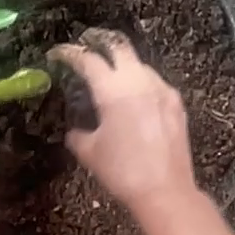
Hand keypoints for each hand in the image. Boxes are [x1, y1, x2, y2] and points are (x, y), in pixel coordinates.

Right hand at [48, 28, 197, 215]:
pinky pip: (155, 83)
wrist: (165, 191)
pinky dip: (140, 83)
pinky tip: (135, 98)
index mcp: (114, 90)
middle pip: (119, 47)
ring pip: (140, 64)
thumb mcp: (90, 153)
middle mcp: (140, 82)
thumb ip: (78, 135)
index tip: (58, 53)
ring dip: (122, 64)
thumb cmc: (123, 172)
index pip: (88, 60)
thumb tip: (75, 131)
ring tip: (110, 76)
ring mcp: (162, 91)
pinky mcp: (176, 105)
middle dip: (100, 43)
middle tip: (86, 48)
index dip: (70, 53)